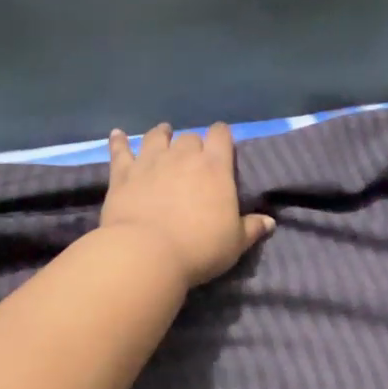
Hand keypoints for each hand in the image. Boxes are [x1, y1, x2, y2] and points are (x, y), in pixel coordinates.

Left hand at [100, 122, 274, 288]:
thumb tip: (270, 222)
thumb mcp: (234, 244)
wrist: (147, 254)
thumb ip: (251, 228)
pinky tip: (118, 135)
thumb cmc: (199, 248)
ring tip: (163, 136)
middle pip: (189, 137)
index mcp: (215, 167)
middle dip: (192, 144)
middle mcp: (183, 156)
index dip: (222, 136)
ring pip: (156, 137)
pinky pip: (120, 150)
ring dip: (161, 135)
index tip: (222, 144)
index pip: (221, 135)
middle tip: (192, 158)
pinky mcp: (123, 173)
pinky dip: (119, 141)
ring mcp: (150, 161)